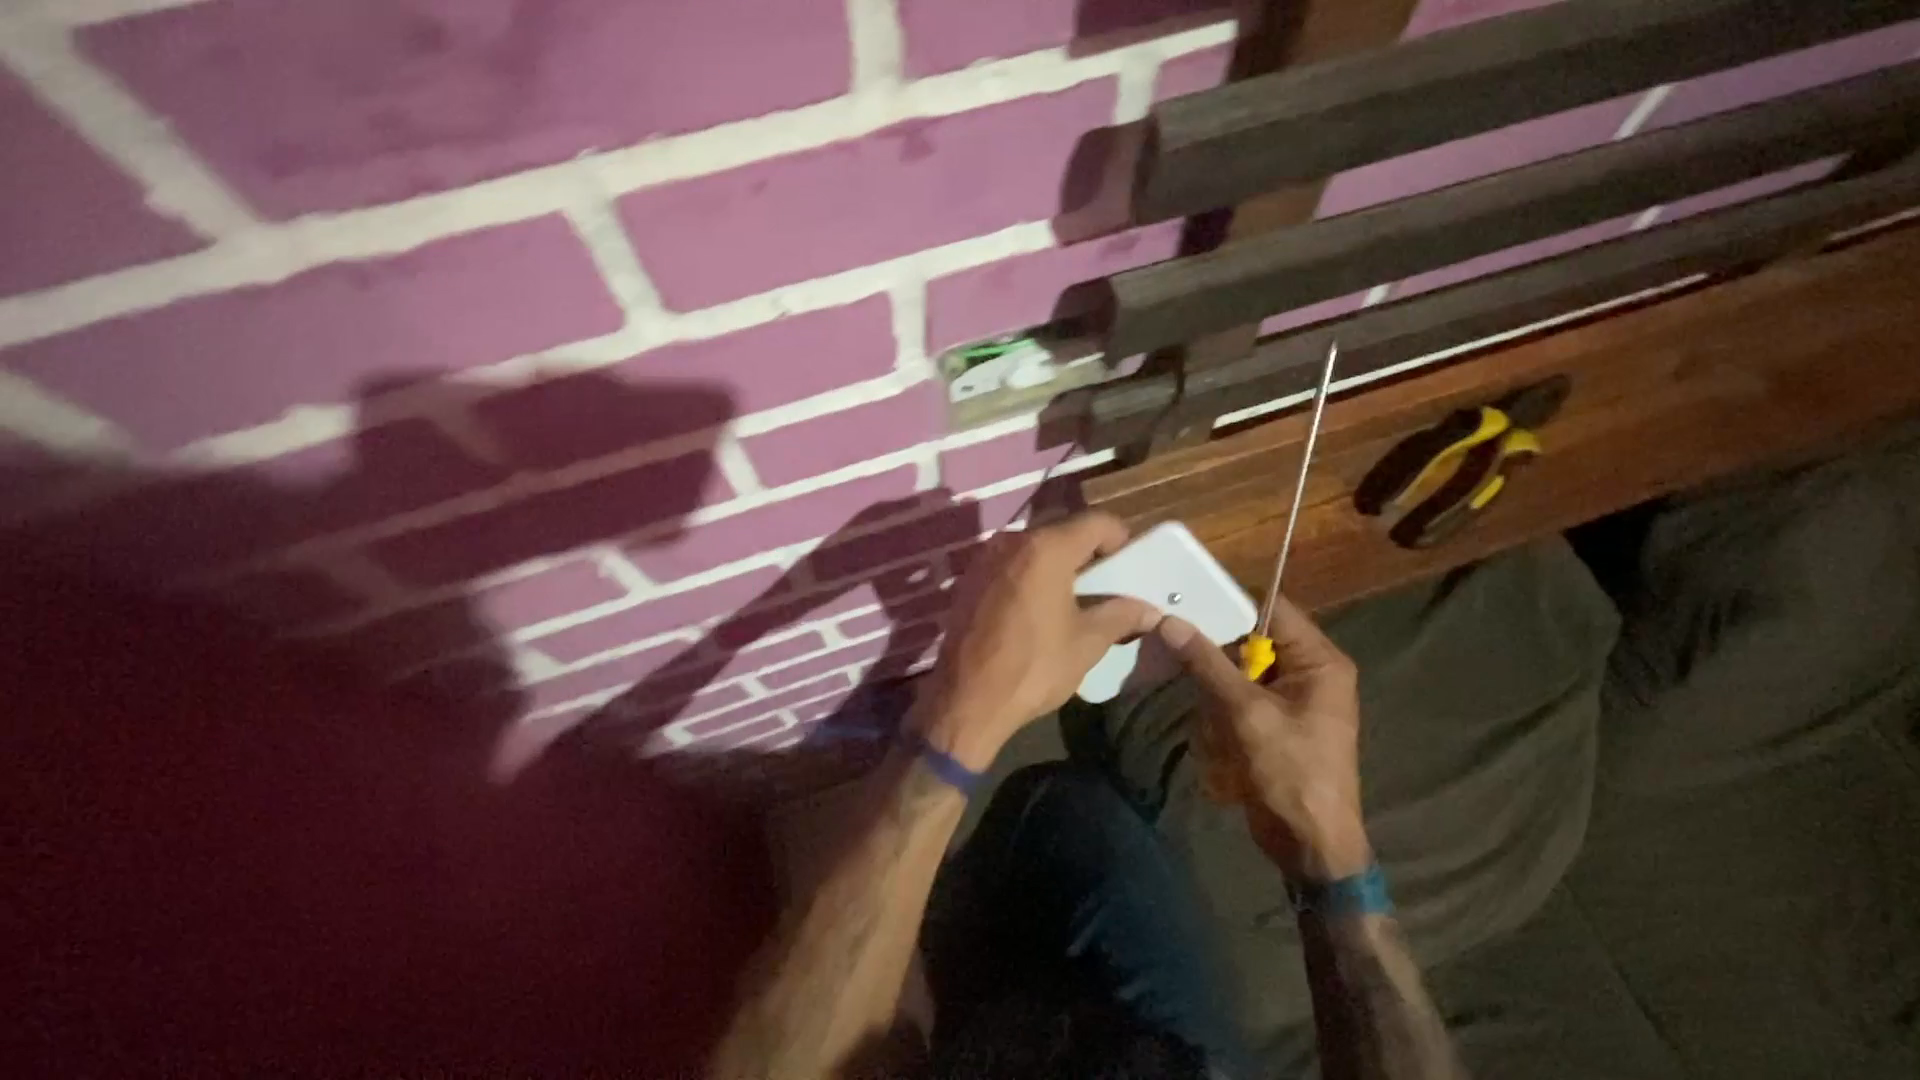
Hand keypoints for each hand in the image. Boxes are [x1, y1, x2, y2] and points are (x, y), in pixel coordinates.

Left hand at [917, 512, 1161, 770]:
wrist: (966, 701)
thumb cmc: (1033, 667)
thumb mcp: (1087, 643)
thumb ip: (1121, 615)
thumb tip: (1147, 609)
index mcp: (1045, 548)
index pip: (1096, 522)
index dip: (1120, 538)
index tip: (1130, 566)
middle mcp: (1011, 541)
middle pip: (1062, 531)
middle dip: (1089, 552)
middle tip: (1107, 584)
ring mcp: (985, 559)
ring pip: (1034, 547)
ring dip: (1058, 564)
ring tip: (1075, 598)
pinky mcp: (968, 580)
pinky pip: (1010, 565)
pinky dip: (1030, 576)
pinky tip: (1039, 608)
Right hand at [1158, 598, 1370, 881]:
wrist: (1310, 843)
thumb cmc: (1291, 771)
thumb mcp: (1247, 712)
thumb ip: (1208, 664)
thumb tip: (1171, 622)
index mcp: (1320, 661)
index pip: (1274, 609)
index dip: (1231, 602)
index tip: (1186, 599)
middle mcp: (1310, 672)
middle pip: (1253, 640)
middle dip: (1218, 652)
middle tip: (1176, 645)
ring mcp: (1293, 699)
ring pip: (1241, 671)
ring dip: (1218, 690)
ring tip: (1207, 710)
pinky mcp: (1276, 723)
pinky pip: (1241, 700)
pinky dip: (1222, 711)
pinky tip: (1214, 732)